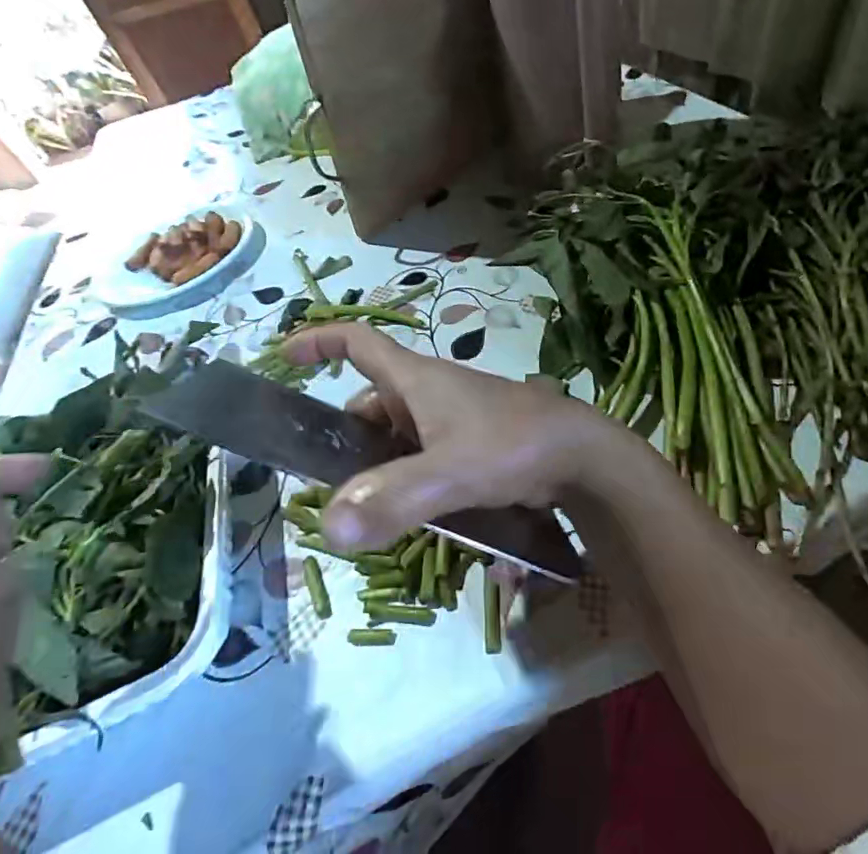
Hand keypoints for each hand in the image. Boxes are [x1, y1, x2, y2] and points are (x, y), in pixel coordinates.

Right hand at [284, 323, 625, 549]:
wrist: (583, 457)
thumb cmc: (515, 446)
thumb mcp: (451, 472)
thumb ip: (394, 499)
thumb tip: (332, 526)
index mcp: (418, 380)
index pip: (359, 342)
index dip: (319, 342)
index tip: (284, 356)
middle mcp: (432, 393)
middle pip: (372, 405)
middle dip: (350, 440)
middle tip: (334, 487)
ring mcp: (454, 419)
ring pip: (399, 437)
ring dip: (382, 467)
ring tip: (374, 511)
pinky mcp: (473, 444)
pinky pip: (426, 456)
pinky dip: (413, 478)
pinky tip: (415, 516)